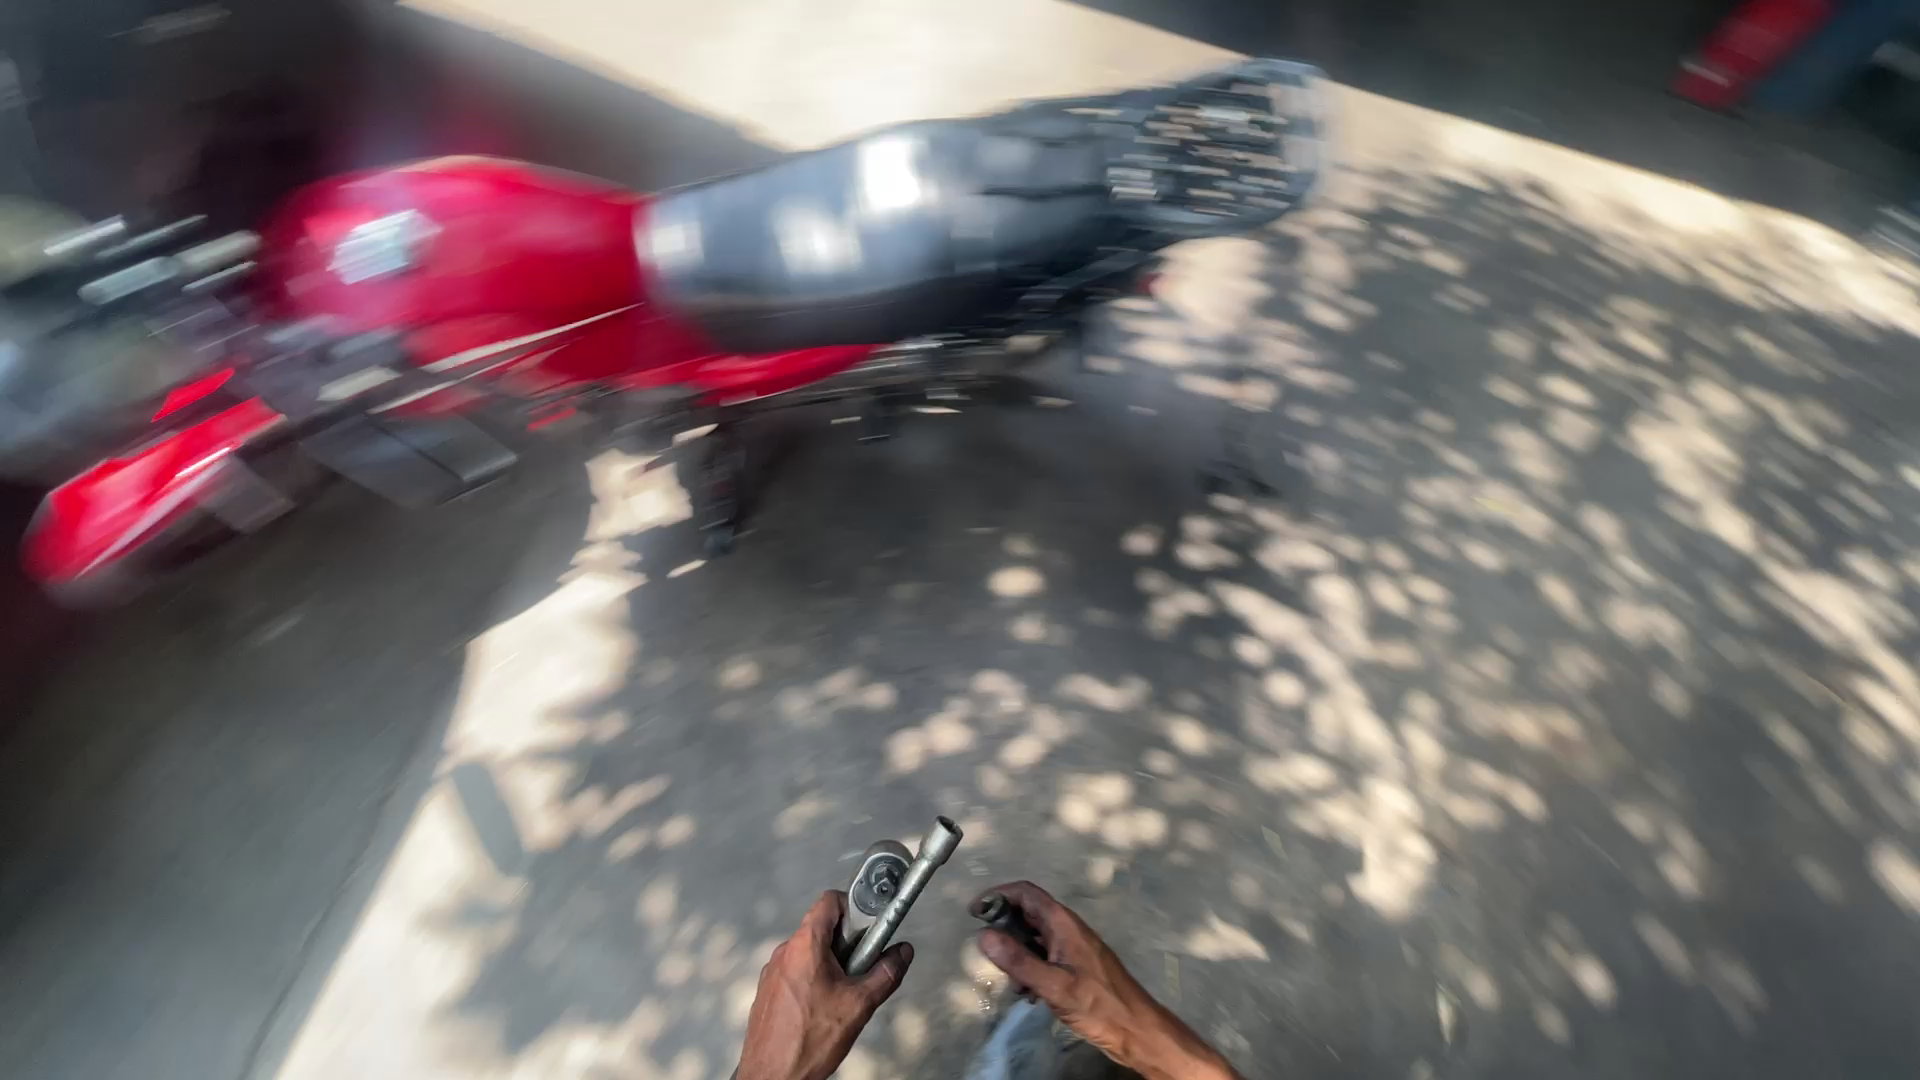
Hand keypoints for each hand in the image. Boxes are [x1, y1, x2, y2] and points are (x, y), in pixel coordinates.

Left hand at [735, 890, 913, 1079]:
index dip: (852, 906)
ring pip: (809, 950)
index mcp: (805, 945)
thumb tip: (902, 954)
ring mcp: (773, 971)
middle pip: (821, 926)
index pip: (830, 900)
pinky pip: (795, 970)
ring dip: (829, 961)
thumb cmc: (807, 1044)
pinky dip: (812, 978)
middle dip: (846, 941)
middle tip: (859, 964)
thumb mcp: (859, 1006)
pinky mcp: (768, 990)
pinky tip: (822, 1006)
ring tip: (842, 992)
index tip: (867, 925)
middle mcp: (785, 952)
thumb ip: (885, 974)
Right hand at [975, 881, 1239, 1079]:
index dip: (998, 895)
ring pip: (1033, 936)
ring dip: (1016, 953)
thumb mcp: (1054, 985)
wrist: (1136, 1030)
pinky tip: (1029, 993)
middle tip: (989, 951)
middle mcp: (1066, 927)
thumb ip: (1019, 961)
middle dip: (1004, 928)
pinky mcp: (1074, 965)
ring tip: (1013, 982)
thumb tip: (984, 935)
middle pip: (1027, 912)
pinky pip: (1043, 954)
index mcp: (1062, 922)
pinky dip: (1030, 967)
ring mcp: (1071, 946)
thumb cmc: (1098, 1004)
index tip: (974, 911)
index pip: (1025, 892)